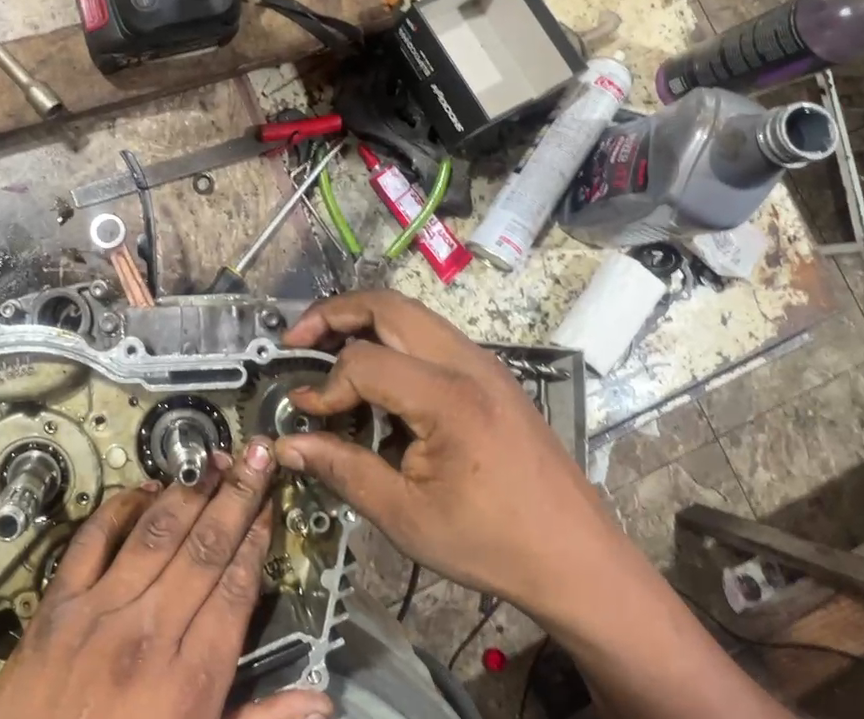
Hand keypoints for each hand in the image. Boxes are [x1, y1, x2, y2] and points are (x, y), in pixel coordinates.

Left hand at [0, 440, 330, 718]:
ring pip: (156, 536)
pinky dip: (119, 509)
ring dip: (188, 493)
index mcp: (189, 677)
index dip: (257, 541)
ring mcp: (99, 612)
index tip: (270, 507)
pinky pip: (92, 542)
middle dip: (235, 498)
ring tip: (213, 461)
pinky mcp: (57, 606)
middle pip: (204, 550)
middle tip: (257, 457)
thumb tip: (319, 699)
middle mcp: (149, 632)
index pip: (235, 589)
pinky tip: (143, 489)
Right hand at [274, 291, 617, 617]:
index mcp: (448, 397)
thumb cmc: (490, 542)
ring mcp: (485, 365)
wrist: (577, 559)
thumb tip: (286, 445)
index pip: (364, 360)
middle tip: (297, 340)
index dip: (325, 385)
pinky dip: (393, 340)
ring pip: (412, 314)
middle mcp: (468, 363)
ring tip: (328, 353)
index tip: (303, 415)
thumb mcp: (405, 516)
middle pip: (388, 305)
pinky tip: (377, 381)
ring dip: (364, 322)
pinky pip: (432, 337)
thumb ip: (342, 469)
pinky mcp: (493, 377)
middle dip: (334, 314)